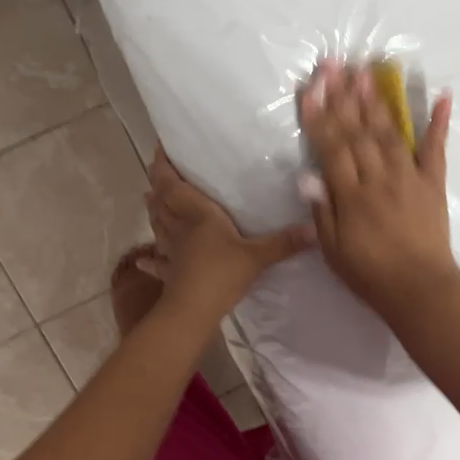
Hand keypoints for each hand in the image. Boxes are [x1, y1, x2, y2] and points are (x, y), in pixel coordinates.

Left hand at [138, 148, 313, 319]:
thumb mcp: (257, 256)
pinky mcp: (169, 273)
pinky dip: (150, 259)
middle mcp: (180, 228)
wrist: (193, 310)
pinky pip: (158, 262)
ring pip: (158, 225)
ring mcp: (171, 251)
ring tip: (149, 198)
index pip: (173, 185)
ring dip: (153, 211)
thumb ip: (284, 242)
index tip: (159, 149)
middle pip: (162, 201)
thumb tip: (315, 228)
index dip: (164, 167)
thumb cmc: (221, 275)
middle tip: (156, 171)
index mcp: (198, 215)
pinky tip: (144, 259)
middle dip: (158, 184)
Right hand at [298, 60, 459, 322]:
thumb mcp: (334, 250)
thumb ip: (323, 211)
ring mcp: (409, 176)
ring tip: (367, 70)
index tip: (310, 86)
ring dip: (377, 99)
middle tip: (335, 63)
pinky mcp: (434, 182)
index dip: (319, 115)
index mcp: (352, 195)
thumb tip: (308, 174)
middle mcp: (379, 177)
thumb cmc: (370, 274)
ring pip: (390, 131)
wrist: (420, 290)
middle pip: (358, 130)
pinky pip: (436, 148)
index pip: (331, 146)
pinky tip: (442, 94)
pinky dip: (440, 121)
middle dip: (343, 95)